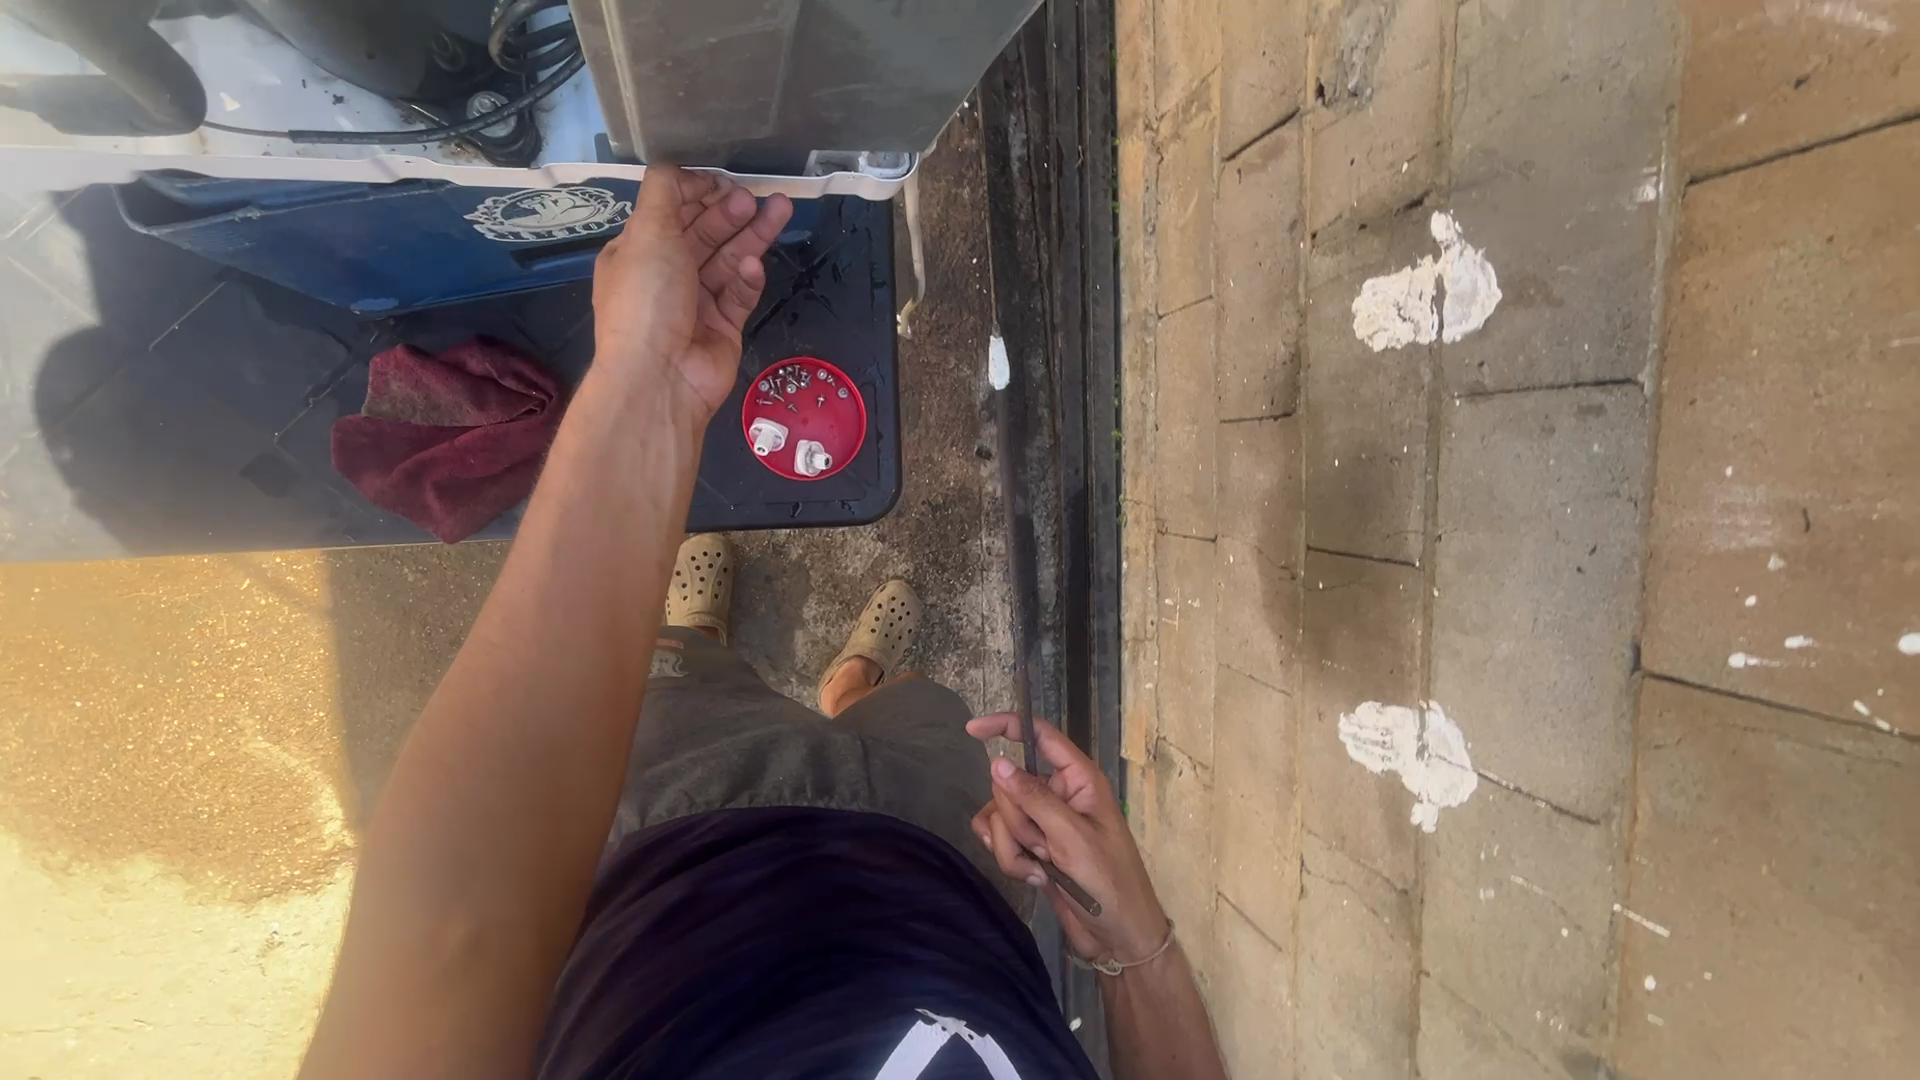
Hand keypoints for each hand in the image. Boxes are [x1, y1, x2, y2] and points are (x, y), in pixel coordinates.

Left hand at [590, 165, 792, 420]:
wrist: (661, 376)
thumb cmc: (646, 301)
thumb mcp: (645, 233)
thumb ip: (664, 193)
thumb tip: (682, 171)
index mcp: (639, 251)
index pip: (671, 212)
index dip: (697, 193)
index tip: (723, 181)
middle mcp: (667, 274)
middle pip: (705, 234)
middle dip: (731, 212)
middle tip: (756, 196)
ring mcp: (698, 303)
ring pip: (729, 260)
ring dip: (753, 235)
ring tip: (782, 210)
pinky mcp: (725, 327)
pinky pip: (740, 295)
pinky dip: (748, 279)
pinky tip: (755, 266)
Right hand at [966, 714, 1169, 965]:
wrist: (1117, 937)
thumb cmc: (1109, 881)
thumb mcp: (1072, 838)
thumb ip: (1034, 798)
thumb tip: (997, 762)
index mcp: (1077, 778)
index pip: (1038, 735)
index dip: (1006, 725)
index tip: (972, 729)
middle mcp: (1057, 793)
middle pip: (1009, 783)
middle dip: (1019, 820)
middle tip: (1045, 847)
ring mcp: (1043, 820)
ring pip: (1000, 814)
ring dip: (1013, 846)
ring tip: (1042, 868)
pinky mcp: (1031, 845)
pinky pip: (999, 837)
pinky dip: (1009, 858)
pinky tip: (1032, 877)